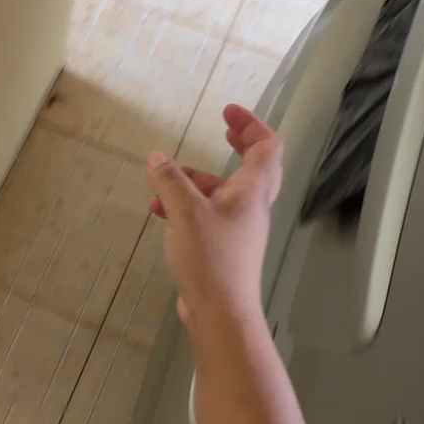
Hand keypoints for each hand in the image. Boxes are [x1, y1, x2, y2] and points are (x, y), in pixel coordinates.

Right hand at [146, 104, 283, 330]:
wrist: (220, 310)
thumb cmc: (210, 257)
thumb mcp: (185, 212)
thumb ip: (170, 181)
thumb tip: (157, 157)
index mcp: (252, 191)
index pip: (267, 146)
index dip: (251, 124)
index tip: (227, 113)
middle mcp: (251, 207)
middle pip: (254, 167)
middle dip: (238, 145)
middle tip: (222, 131)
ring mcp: (238, 230)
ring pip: (222, 194)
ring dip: (196, 181)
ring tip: (163, 181)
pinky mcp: (223, 249)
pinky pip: (207, 216)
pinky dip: (187, 207)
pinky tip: (160, 212)